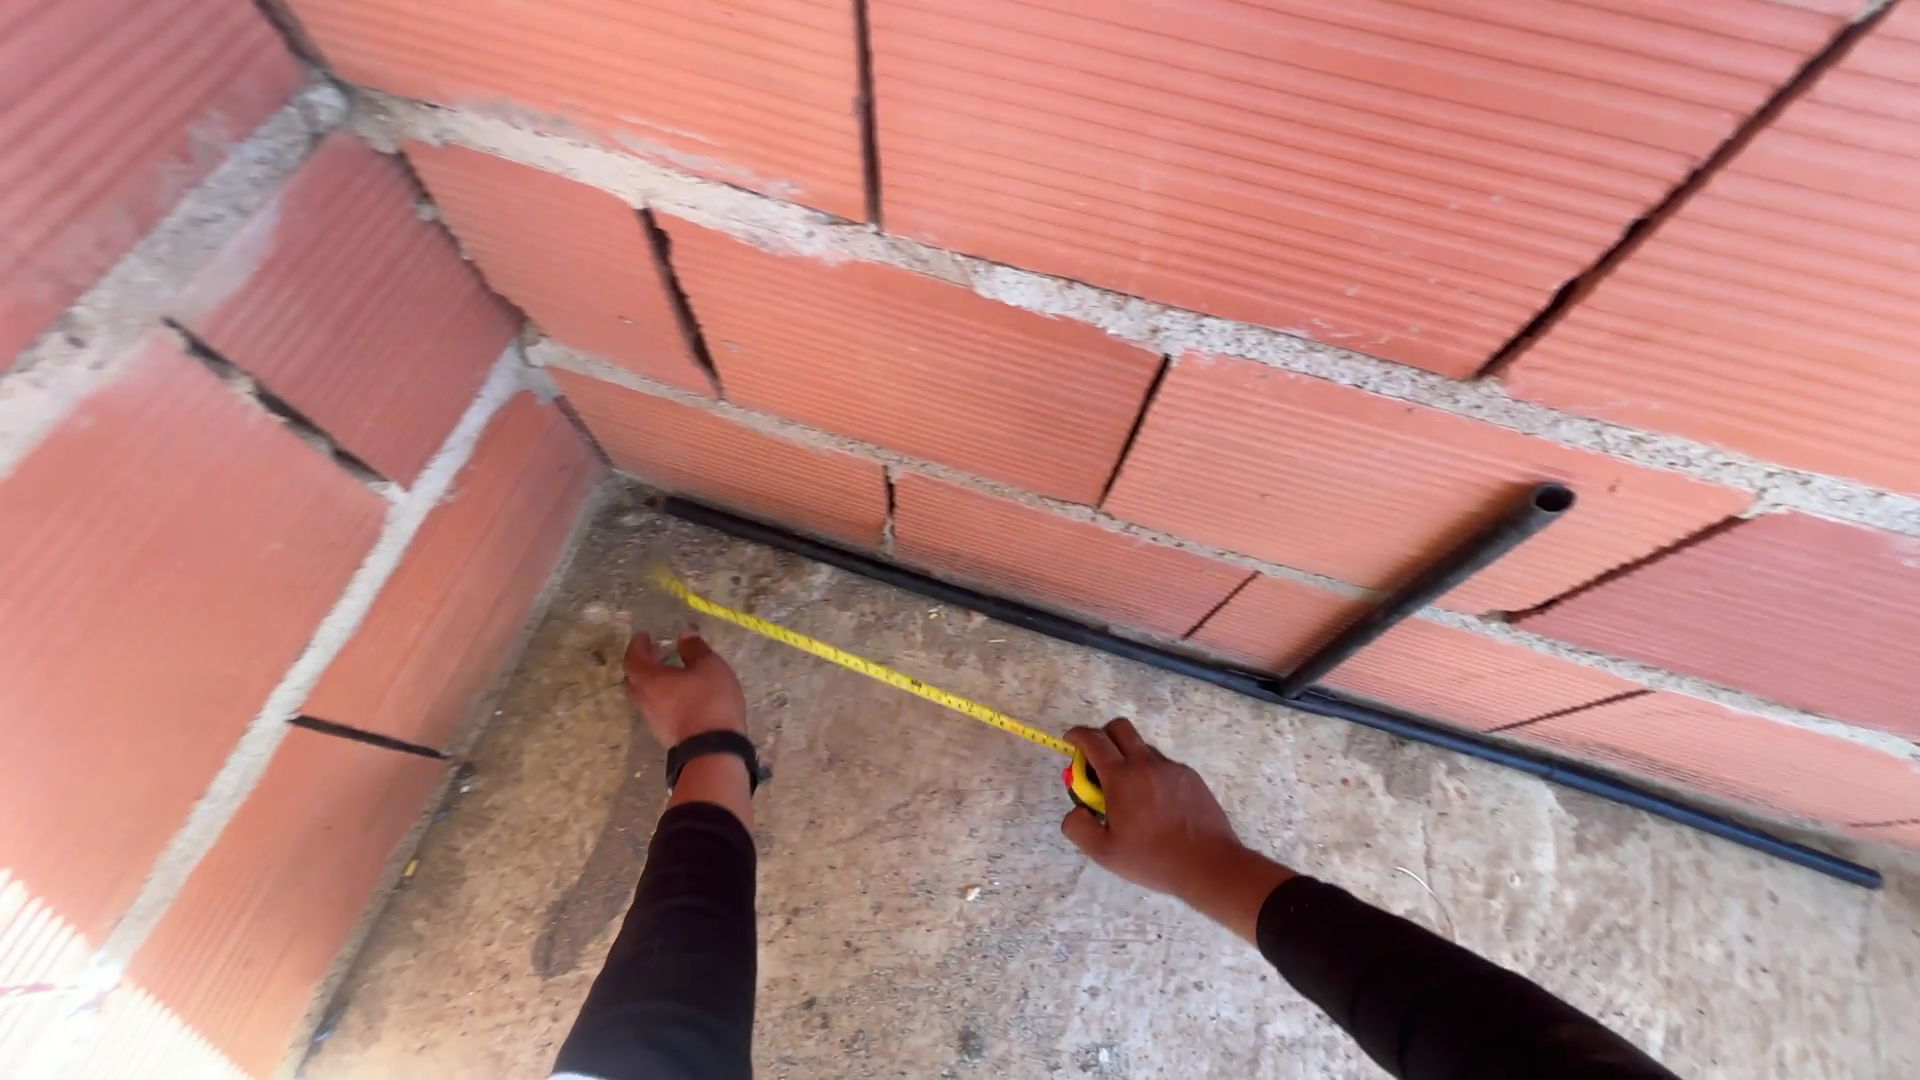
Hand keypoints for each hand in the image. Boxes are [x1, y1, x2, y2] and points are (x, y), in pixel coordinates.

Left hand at [624, 631, 746, 747]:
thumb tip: (684, 635)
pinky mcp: (665, 733)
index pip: (634, 659)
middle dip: (643, 664)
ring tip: (673, 672)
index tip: (644, 636)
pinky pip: (658, 708)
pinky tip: (682, 694)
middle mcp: (645, 700)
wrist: (713, 749)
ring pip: (646, 696)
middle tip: (656, 653)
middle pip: (635, 679)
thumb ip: (695, 649)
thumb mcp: (709, 666)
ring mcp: (654, 719)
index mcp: (651, 680)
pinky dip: (664, 695)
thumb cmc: (709, 700)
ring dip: (654, 681)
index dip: (637, 646)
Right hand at [1061, 718, 1292, 940]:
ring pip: (1142, 747)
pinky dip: (1151, 774)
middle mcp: (1146, 763)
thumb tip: (1076, 809)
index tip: (1071, 740)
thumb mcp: (1104, 852)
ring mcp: (1171, 767)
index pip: (1094, 740)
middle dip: (1103, 735)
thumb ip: (1078, 826)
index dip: (1078, 734)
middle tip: (1098, 761)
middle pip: (1119, 727)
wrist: (1209, 864)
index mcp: (1121, 778)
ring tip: (1130, 793)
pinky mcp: (1190, 776)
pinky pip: (1163, 765)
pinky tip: (1157, 805)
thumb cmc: (1153, 859)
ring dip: (1128, 758)